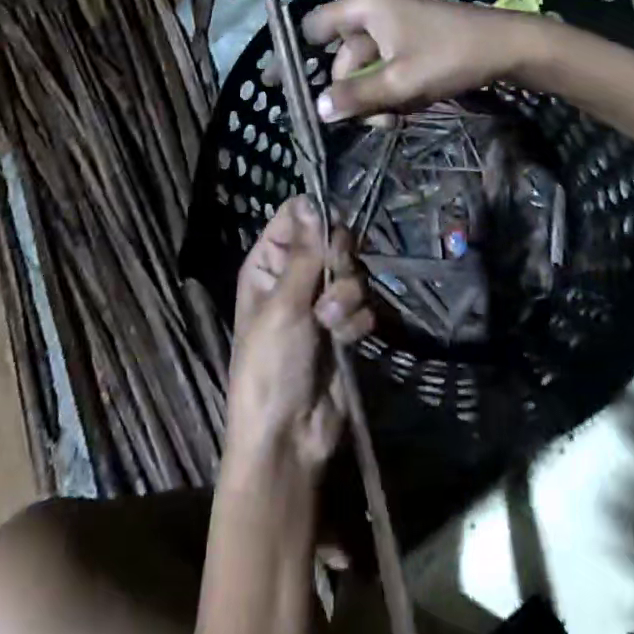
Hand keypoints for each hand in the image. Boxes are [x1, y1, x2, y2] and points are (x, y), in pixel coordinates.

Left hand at [228, 196, 372, 474]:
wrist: (290, 433)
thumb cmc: (270, 364)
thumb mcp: (283, 304)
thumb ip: (305, 253)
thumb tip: (312, 201)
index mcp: (268, 263)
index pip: (296, 217)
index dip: (316, 218)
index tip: (330, 230)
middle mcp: (295, 276)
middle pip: (332, 241)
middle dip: (337, 263)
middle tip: (329, 285)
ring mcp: (322, 302)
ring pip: (352, 273)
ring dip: (347, 298)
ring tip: (330, 325)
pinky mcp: (346, 327)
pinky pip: (365, 305)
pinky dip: (358, 322)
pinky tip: (344, 342)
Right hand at [299, 0, 537, 122]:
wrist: (506, 46)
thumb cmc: (449, 56)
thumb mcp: (400, 81)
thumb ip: (356, 96)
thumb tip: (317, 110)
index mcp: (361, 7)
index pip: (310, 29)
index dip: (294, 57)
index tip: (278, 87)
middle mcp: (368, 10)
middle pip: (340, 58)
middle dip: (350, 92)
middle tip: (369, 120)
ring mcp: (388, 25)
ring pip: (363, 68)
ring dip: (372, 97)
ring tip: (393, 117)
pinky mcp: (405, 39)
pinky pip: (382, 67)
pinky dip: (388, 89)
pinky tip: (404, 106)